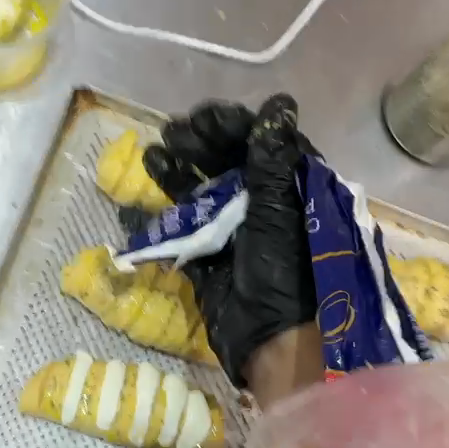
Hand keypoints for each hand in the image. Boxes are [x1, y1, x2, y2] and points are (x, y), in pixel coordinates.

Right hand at [143, 95, 317, 388]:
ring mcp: (236, 229)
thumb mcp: (278, 214)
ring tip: (159, 147)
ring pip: (207, 186)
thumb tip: (278, 106)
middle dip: (204, 142)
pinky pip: (188, 219)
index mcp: (294, 191)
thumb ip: (271, 164)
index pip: (267, 142)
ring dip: (183, 164)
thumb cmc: (286, 276)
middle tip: (176, 131)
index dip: (237, 125)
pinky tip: (154, 177)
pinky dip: (171, 200)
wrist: (270, 341)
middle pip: (233, 161)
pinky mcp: (210, 252)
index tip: (206, 118)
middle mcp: (267, 204)